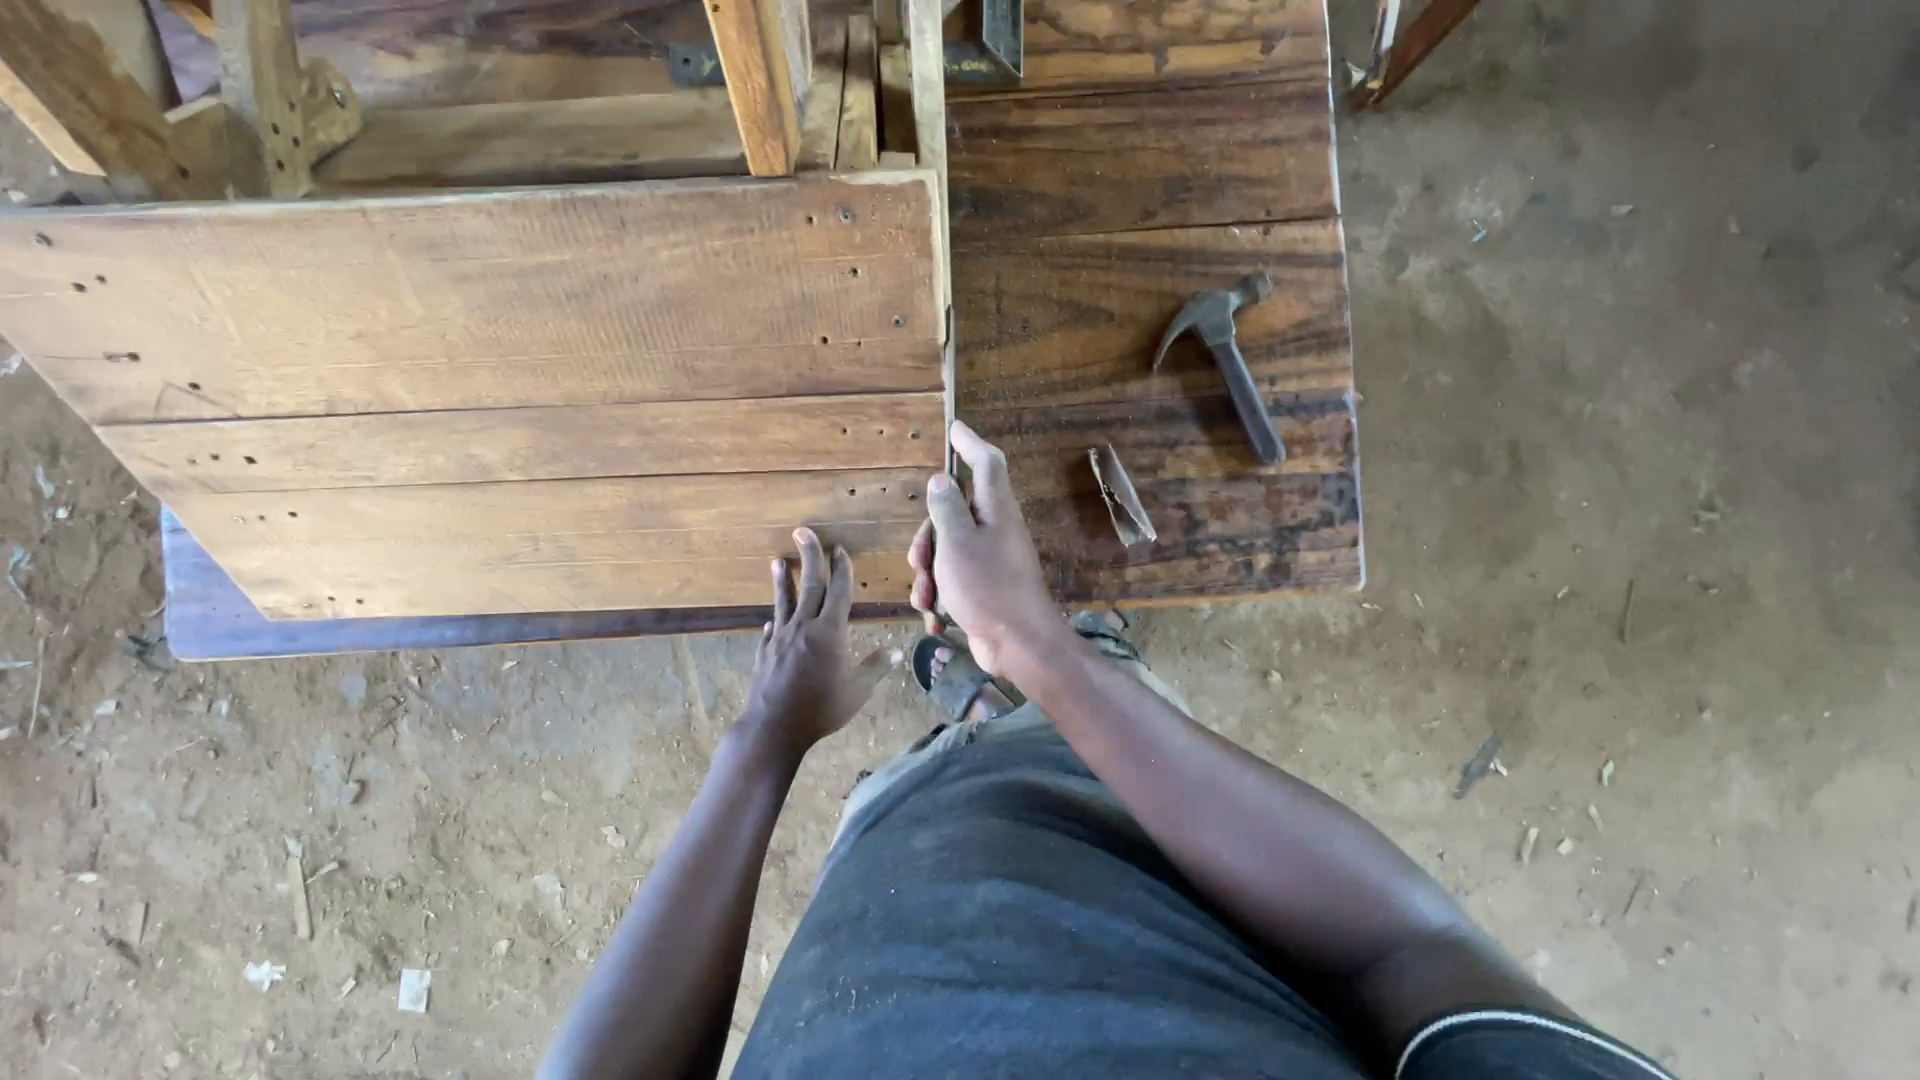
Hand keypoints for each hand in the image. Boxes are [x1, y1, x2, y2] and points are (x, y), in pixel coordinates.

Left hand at [740, 528, 894, 760]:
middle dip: (810, 556)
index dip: (842, 569)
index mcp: (830, 631)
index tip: (841, 550)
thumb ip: (876, 668)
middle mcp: (804, 627)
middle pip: (809, 585)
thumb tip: (895, 652)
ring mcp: (781, 638)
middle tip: (803, 532)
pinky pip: (772, 630)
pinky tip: (772, 620)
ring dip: (783, 579)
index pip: (839, 591)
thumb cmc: (821, 709)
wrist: (774, 727)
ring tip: (779, 561)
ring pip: (784, 601)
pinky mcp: (765, 653)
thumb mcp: (857, 691)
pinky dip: (775, 620)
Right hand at [909, 421, 1064, 675]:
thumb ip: (946, 508)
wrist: (1018, 646)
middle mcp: (995, 531)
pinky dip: (940, 598)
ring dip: (928, 575)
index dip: (970, 444)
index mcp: (995, 511)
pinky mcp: (984, 589)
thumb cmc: (989, 588)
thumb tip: (941, 480)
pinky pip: (952, 582)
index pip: (986, 464)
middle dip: (926, 540)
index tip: (955, 429)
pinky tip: (937, 619)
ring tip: (927, 599)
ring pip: (946, 553)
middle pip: (952, 516)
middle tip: (919, 563)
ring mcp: (990, 561)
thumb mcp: (957, 543)